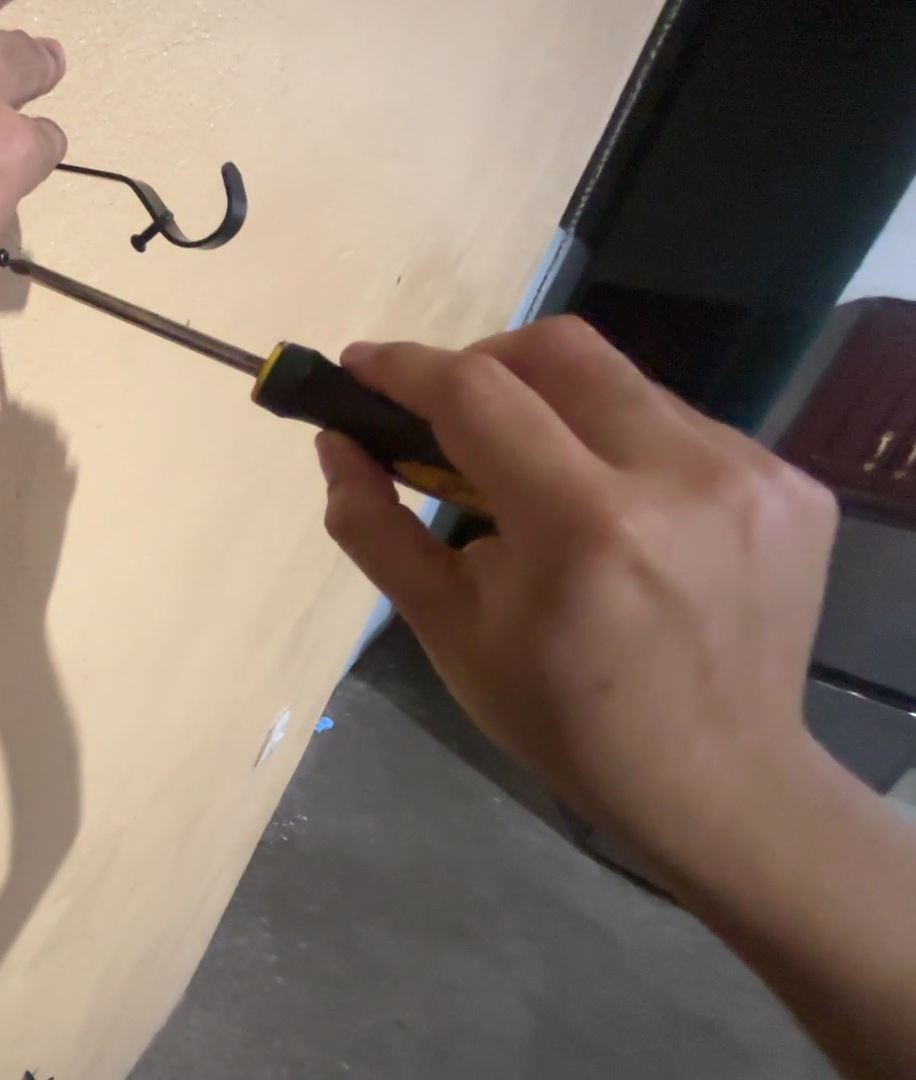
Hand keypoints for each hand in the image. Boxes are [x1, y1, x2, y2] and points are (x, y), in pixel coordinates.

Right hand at [315, 316, 838, 864]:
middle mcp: (682, 477)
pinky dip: (599, 435)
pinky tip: (588, 498)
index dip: (404, 368)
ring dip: (537, 401)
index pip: (477, 396)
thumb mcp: (436, 621)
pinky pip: (667, 417)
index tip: (357, 365)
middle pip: (556, 351)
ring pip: (615, 377)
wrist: (710, 775)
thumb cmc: (548, 707)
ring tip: (512, 469)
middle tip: (434, 416)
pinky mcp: (795, 481)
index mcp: (582, 526)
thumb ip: (372, 524)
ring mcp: (753, 474)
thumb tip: (334, 444)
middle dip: (474, 364)